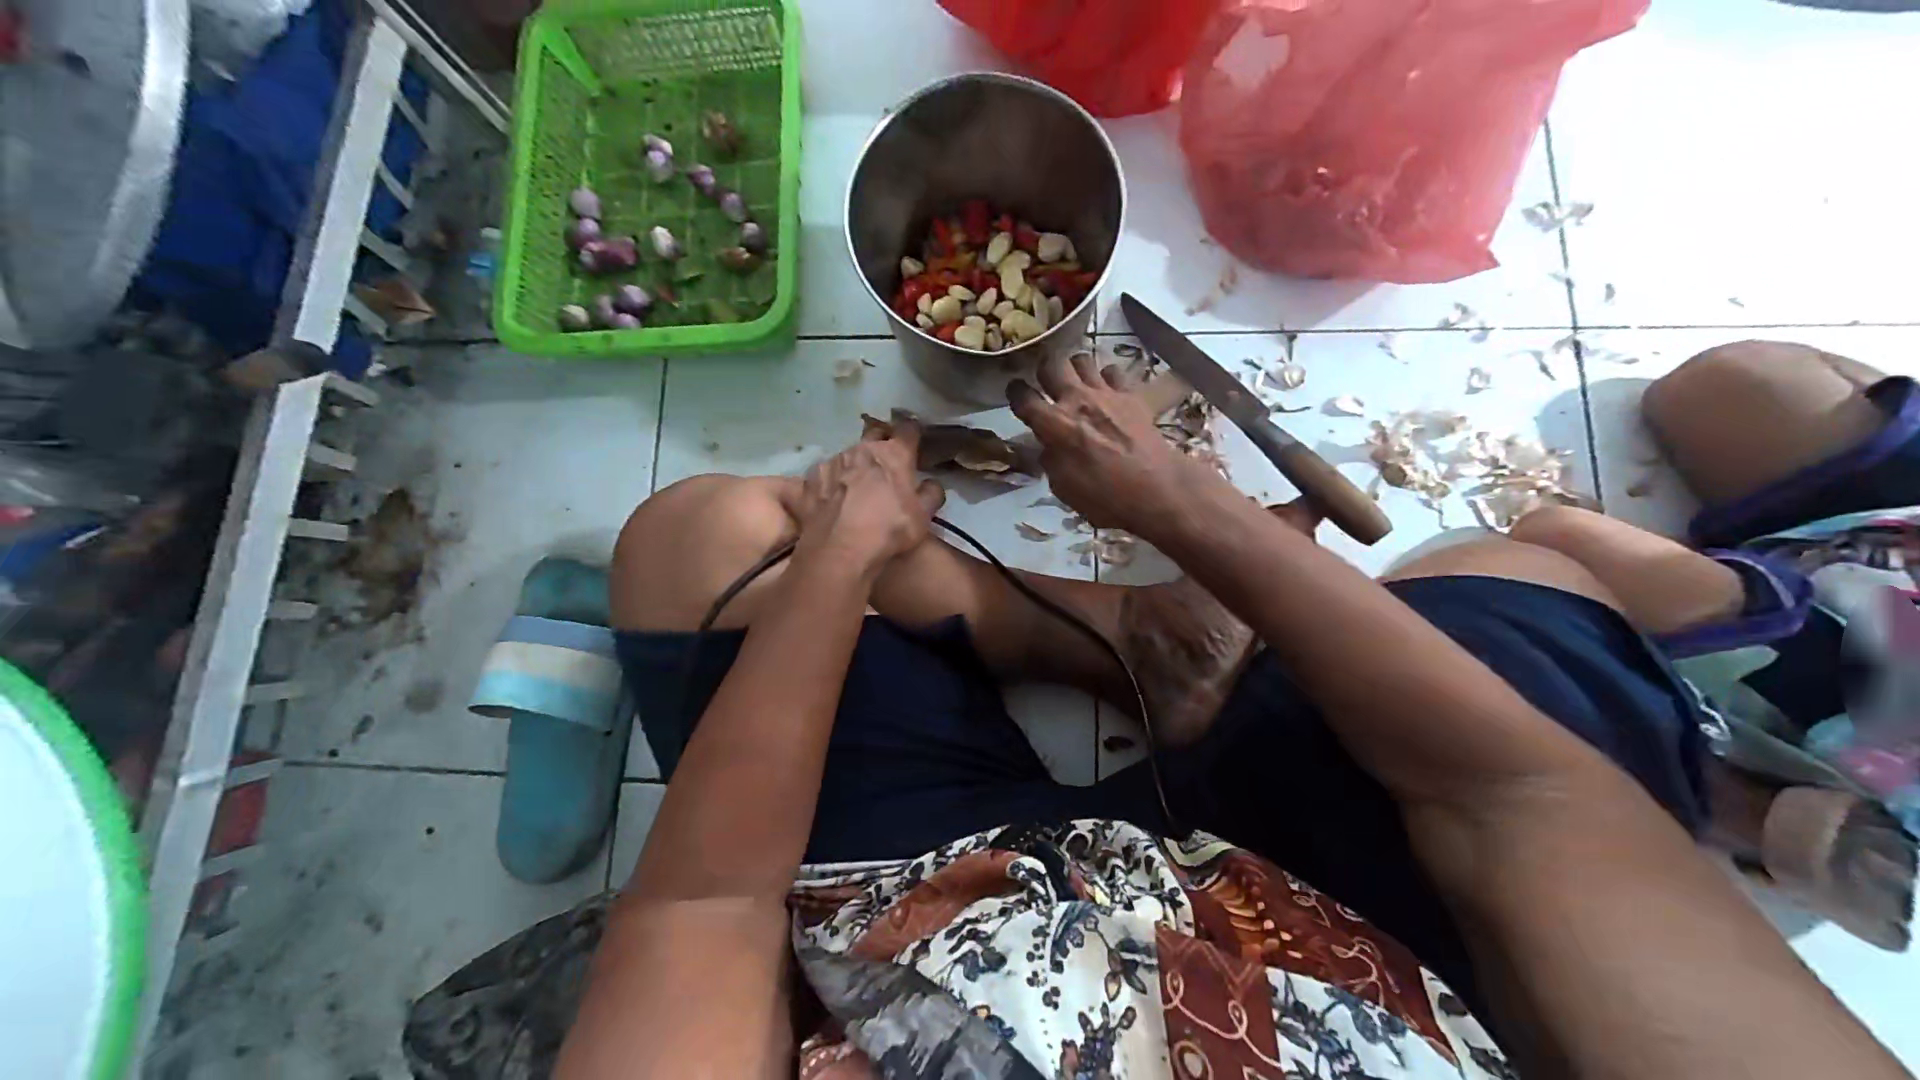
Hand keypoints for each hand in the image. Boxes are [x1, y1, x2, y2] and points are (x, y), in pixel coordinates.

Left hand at [783, 416, 943, 575]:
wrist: (841, 551)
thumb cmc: (889, 530)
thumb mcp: (923, 516)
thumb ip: (931, 494)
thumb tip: (931, 483)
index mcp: (892, 454)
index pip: (907, 431)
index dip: (912, 433)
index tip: (914, 440)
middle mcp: (860, 450)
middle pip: (872, 435)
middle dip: (880, 442)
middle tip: (884, 460)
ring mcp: (830, 464)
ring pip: (844, 456)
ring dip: (851, 465)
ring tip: (853, 484)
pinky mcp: (807, 483)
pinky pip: (817, 476)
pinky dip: (823, 483)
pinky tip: (824, 497)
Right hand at [1007, 353, 1226, 534]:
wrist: (1156, 488)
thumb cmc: (1104, 497)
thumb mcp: (1063, 487)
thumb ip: (1051, 460)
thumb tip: (1049, 447)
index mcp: (1053, 424)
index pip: (1023, 397)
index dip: (1015, 393)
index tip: (1016, 394)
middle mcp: (1076, 400)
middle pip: (1052, 364)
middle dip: (1045, 370)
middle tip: (1047, 383)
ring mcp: (1106, 393)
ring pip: (1082, 360)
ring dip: (1075, 369)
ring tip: (1077, 382)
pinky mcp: (1131, 394)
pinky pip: (1113, 372)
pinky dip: (1107, 378)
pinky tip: (1108, 391)